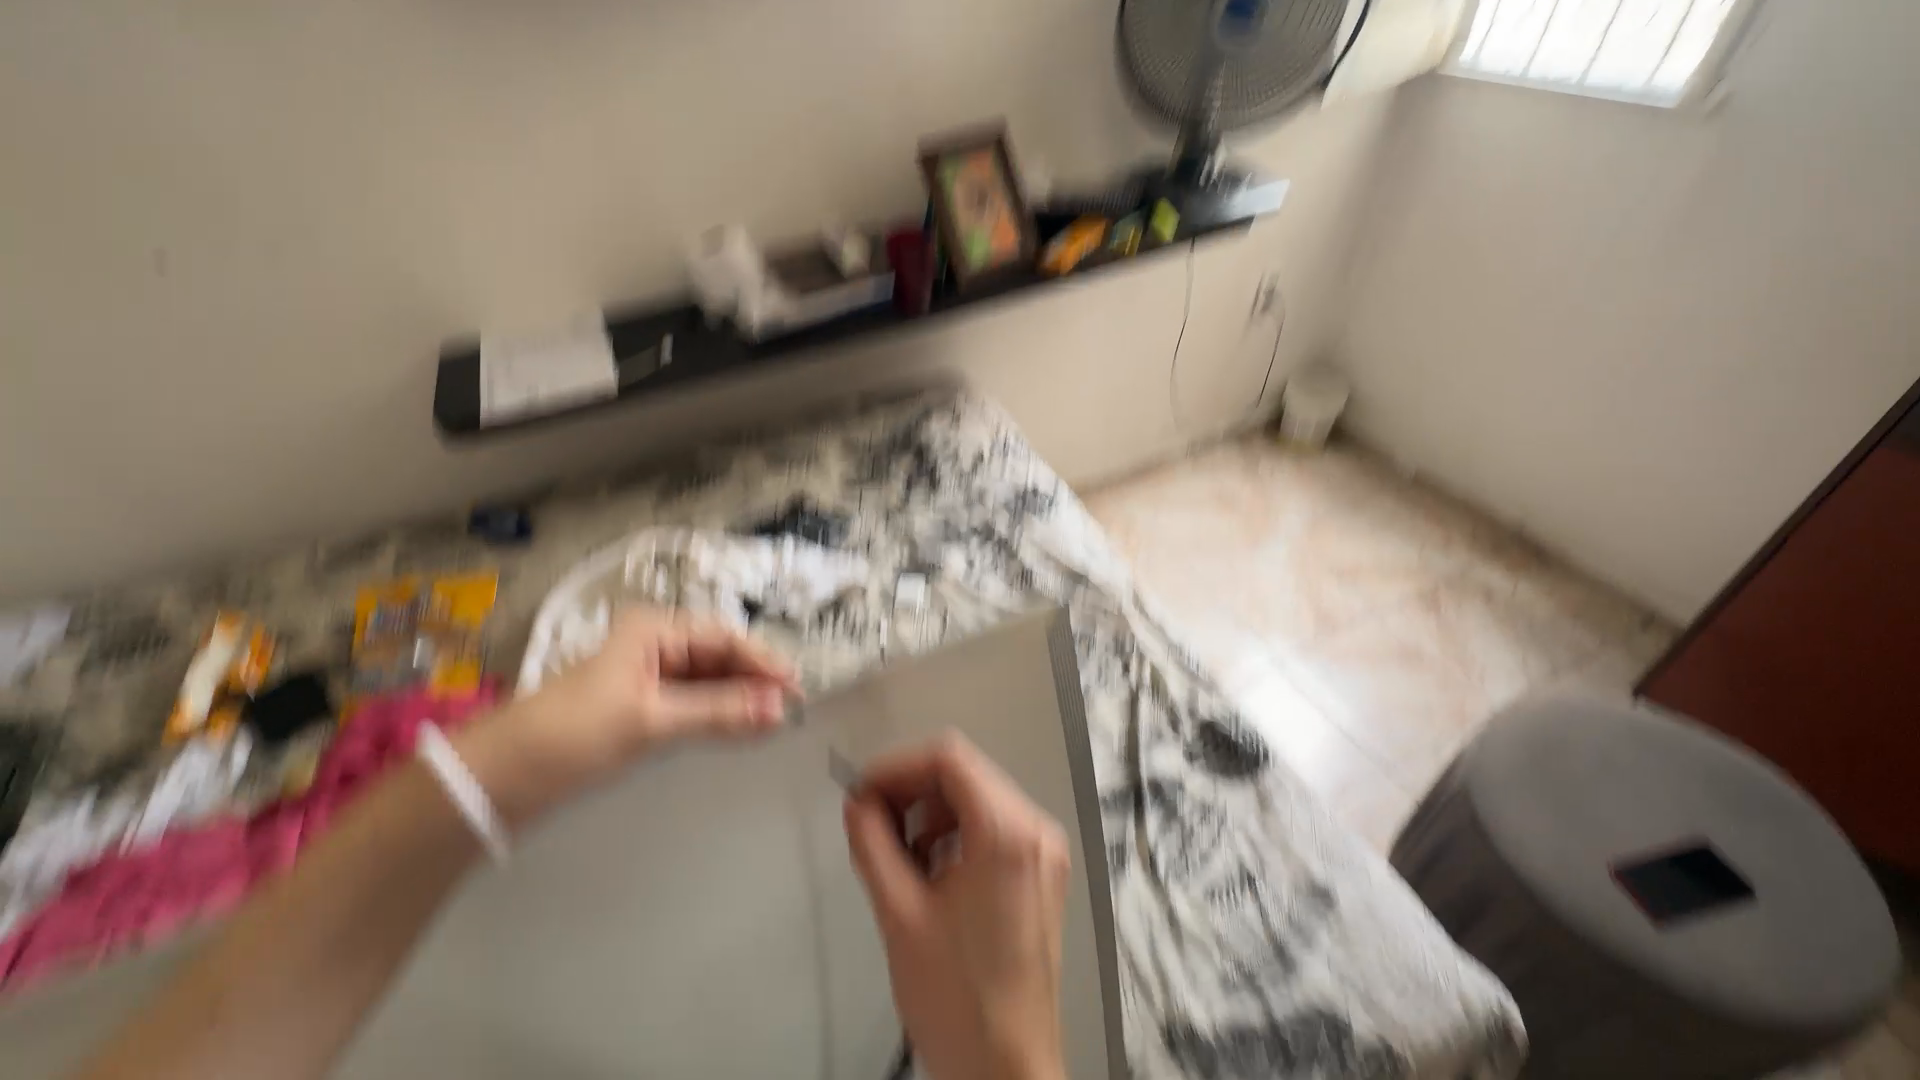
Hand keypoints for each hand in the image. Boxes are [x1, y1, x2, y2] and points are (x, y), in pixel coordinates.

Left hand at [456, 608, 800, 826]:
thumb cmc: (573, 734)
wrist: (502, 778)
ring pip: (709, 683)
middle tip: (792, 710)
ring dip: (740, 700)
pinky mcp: (641, 711)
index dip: (762, 661)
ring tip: (775, 721)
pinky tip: (742, 730)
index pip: (722, 637)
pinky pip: (693, 706)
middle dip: (754, 681)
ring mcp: (647, 679)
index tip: (798, 688)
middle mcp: (653, 647)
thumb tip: (779, 709)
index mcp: (652, 631)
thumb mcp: (650, 719)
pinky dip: (718, 717)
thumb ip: (718, 712)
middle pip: (718, 658)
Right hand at [843, 734, 1070, 1079]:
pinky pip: (994, 826)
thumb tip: (857, 802)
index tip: (861, 793)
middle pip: (966, 773)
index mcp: (1008, 833)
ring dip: (931, 813)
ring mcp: (1045, 851)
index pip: (949, 758)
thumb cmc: (955, 996)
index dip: (897, 766)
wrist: (1005, 1067)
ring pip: (978, 797)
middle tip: (871, 823)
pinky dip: (955, 833)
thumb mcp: (899, 912)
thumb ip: (873, 843)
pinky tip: (930, 870)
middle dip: (912, 790)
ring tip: (899, 856)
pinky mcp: (1041, 873)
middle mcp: (1037, 830)